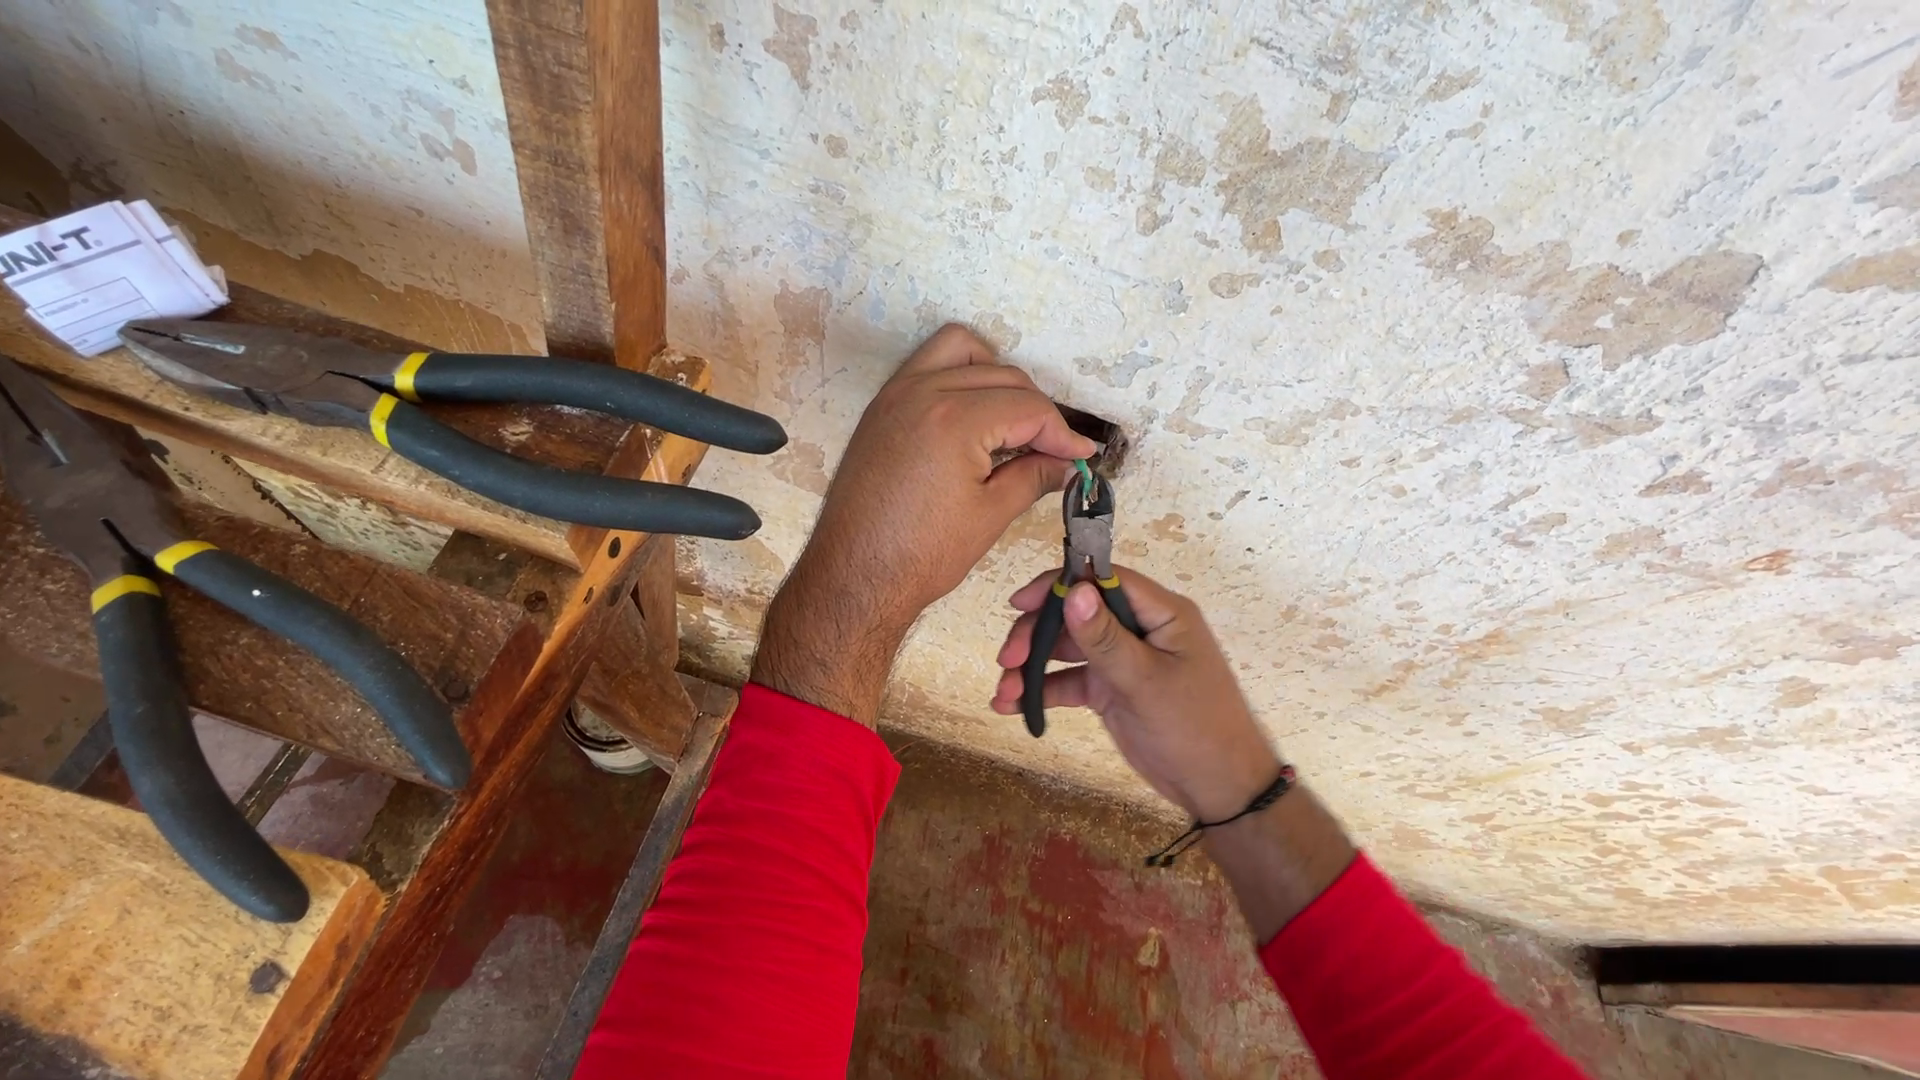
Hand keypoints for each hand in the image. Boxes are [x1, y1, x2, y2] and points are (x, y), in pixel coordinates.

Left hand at [752, 324, 1095, 724]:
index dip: (1063, 433)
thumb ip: (1034, 476)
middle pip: (1003, 375)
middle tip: (1052, 449)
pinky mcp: (882, 406)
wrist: (855, 575)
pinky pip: (927, 365)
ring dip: (995, 374)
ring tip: (1011, 420)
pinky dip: (957, 375)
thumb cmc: (921, 554)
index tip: (1081, 455)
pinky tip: (972, 416)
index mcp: (955, 419)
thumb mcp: (990, 514)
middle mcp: (922, 391)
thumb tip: (1066, 461)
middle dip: (1036, 410)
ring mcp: (896, 394)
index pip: (1029, 408)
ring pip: (961, 350)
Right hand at [991, 566, 1281, 819]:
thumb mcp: (1146, 682)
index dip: (1060, 586)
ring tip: (1004, 693)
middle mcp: (1139, 629)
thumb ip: (1106, 638)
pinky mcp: (1110, 691)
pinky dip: (1042, 691)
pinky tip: (1013, 707)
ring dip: (1032, 666)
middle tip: (1007, 660)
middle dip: (1037, 634)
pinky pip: (1069, 682)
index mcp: (1160, 614)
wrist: (1219, 790)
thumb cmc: (1194, 728)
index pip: (1103, 580)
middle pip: (1077, 615)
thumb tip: (1075, 590)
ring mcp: (1122, 660)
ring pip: (1066, 649)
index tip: (1020, 603)